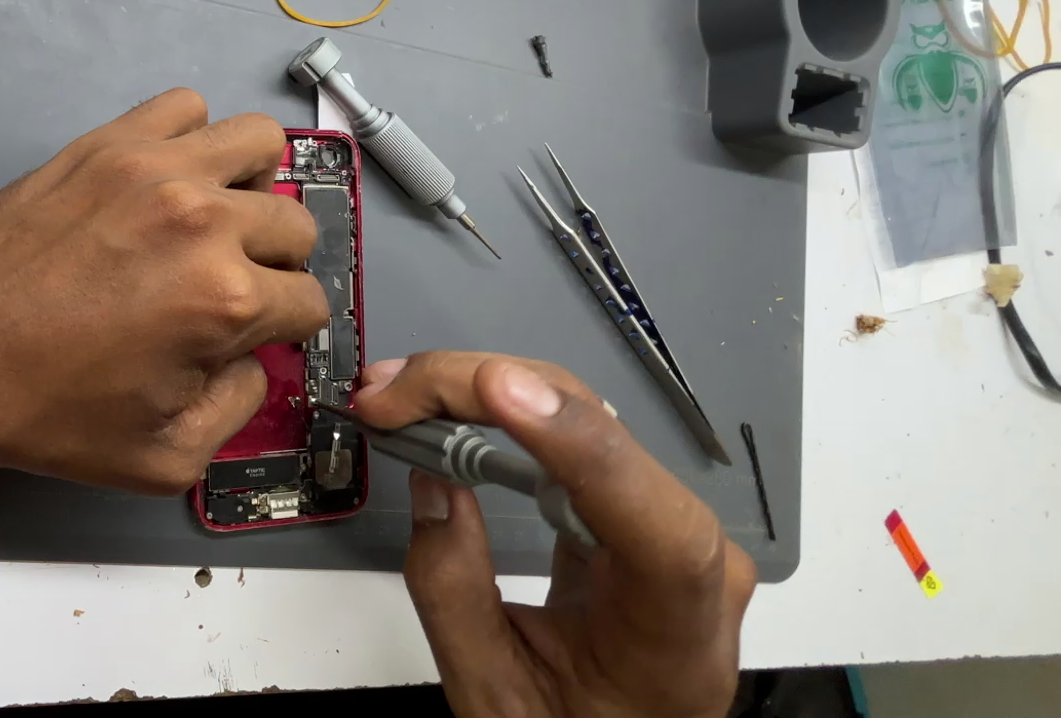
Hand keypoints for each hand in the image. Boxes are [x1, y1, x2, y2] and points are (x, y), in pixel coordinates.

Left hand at [0, 88, 329, 492]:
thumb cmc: (47, 414)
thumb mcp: (166, 457)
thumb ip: (241, 405)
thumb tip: (256, 355)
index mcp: (225, 300)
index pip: (308, 301)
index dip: (286, 326)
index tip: (251, 330)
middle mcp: (201, 220)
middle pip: (295, 224)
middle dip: (276, 263)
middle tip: (226, 282)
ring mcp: (152, 168)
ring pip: (258, 143)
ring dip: (252, 186)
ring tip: (210, 219)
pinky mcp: (105, 141)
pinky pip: (184, 107)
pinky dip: (190, 139)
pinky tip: (162, 180)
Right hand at [351, 352, 755, 717]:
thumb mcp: (492, 692)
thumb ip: (454, 591)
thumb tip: (432, 475)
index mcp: (674, 634)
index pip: (657, 529)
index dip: (580, 447)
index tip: (496, 391)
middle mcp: (688, 552)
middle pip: (595, 432)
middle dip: (480, 392)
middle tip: (385, 393)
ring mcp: (657, 508)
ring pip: (572, 409)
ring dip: (474, 386)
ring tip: (395, 390)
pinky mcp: (620, 489)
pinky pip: (557, 424)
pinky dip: (487, 402)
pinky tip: (438, 398)